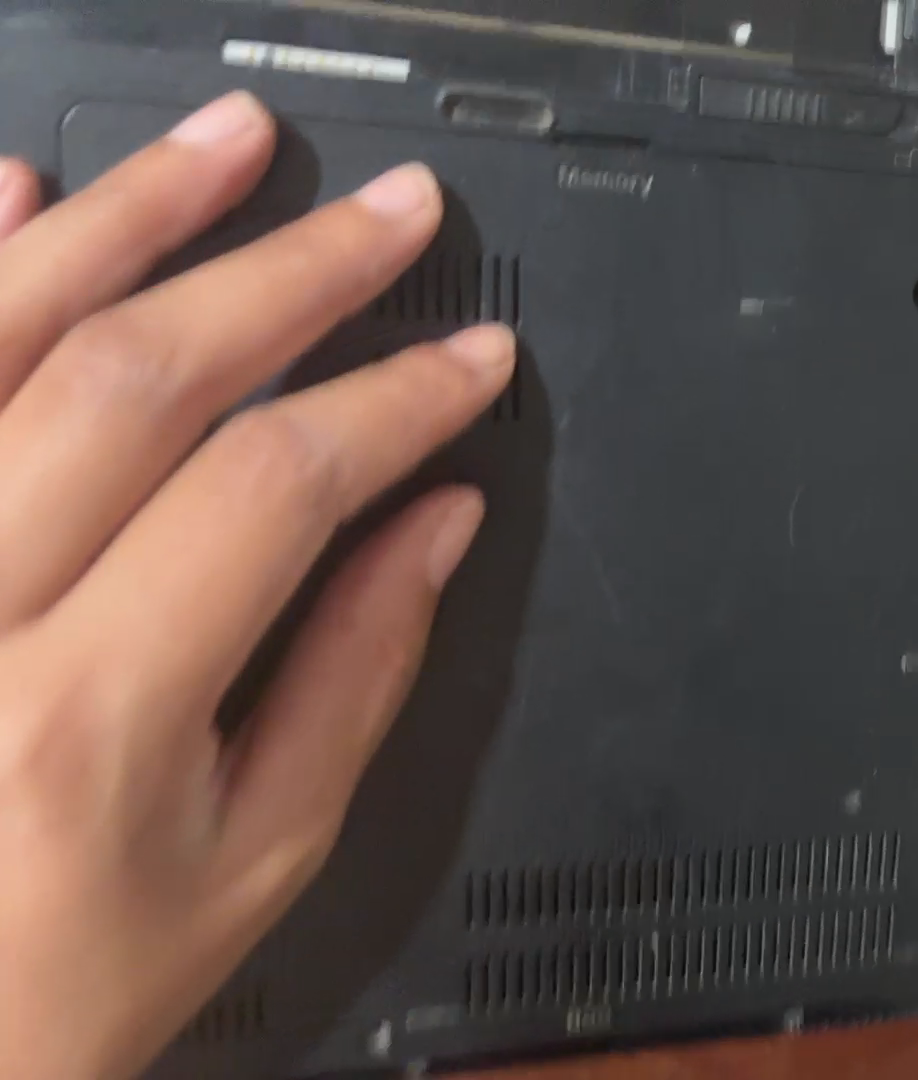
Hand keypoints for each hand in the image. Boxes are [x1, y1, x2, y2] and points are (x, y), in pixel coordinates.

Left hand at [0, 92, 513, 1078]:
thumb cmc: (58, 977)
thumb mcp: (264, 843)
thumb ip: (358, 665)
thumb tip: (434, 524)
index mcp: (86, 710)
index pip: (280, 483)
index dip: (400, 400)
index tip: (479, 357)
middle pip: (146, 375)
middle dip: (299, 275)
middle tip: (399, 215)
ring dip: (141, 219)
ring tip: (245, 147)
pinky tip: (27, 185)